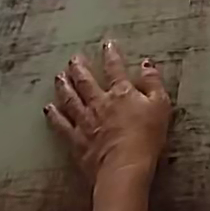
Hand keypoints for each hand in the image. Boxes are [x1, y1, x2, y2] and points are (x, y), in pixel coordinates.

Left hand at [44, 40, 171, 190]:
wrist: (125, 166)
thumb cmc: (147, 136)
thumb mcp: (161, 105)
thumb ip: (153, 83)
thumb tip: (147, 64)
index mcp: (122, 93)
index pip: (115, 69)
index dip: (111, 55)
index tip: (107, 43)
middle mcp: (100, 103)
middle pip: (86, 82)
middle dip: (80, 68)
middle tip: (73, 59)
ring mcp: (85, 122)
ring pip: (70, 99)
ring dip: (64, 86)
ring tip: (58, 77)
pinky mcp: (76, 141)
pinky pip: (61, 125)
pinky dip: (54, 115)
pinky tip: (48, 108)